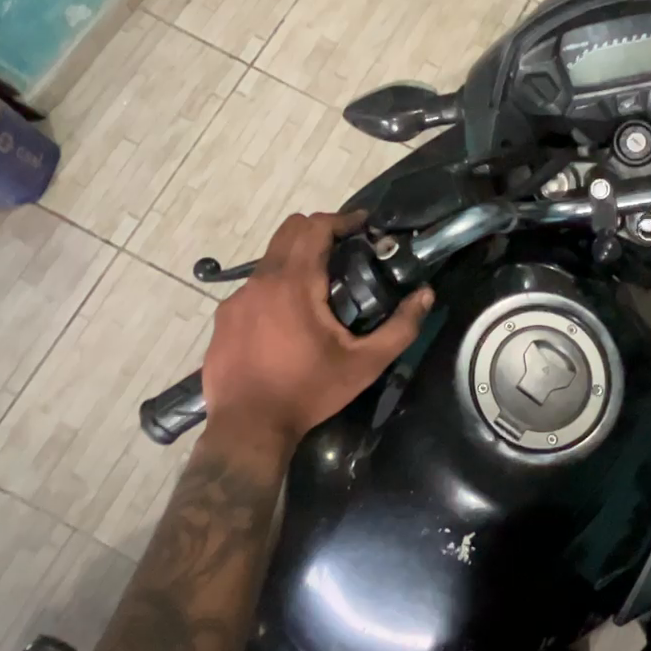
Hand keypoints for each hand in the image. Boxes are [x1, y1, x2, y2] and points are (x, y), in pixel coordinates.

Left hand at [201, 211, 432, 445]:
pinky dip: (276, 289)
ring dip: (297, 261)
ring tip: (321, 290)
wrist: (246, 430)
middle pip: (289, 231)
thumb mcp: (364, 364)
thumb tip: (426, 296)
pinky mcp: (224, 319)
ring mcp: (236, 299)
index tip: (363, 227)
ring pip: (270, 260)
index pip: (314, 226)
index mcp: (294, 283)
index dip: (342, 220)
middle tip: (347, 251)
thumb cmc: (308, 392)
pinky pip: (254, 289)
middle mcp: (260, 281)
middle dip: (320, 232)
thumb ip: (401, 328)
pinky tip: (289, 321)